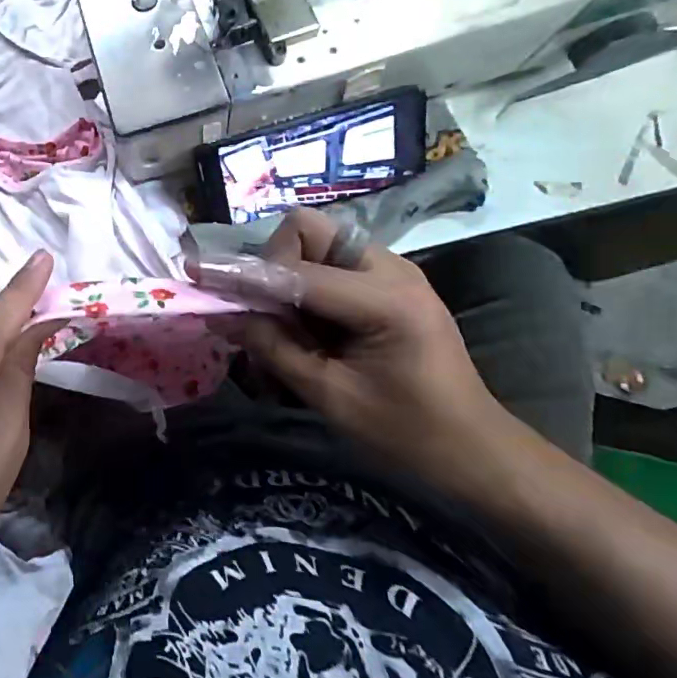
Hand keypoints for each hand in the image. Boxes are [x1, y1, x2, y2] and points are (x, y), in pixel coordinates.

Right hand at [234, 209, 507, 471]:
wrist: (473, 447)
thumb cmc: (407, 434)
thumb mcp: (331, 397)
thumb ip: (274, 349)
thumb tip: (223, 315)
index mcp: (385, 299)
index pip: (296, 271)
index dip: (245, 278)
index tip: (202, 282)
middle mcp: (391, 267)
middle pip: (307, 230)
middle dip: (273, 265)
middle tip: (266, 317)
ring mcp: (393, 269)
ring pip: (317, 241)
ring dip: (289, 276)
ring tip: (287, 328)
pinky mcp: (390, 280)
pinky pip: (333, 263)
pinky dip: (308, 286)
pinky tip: (311, 328)